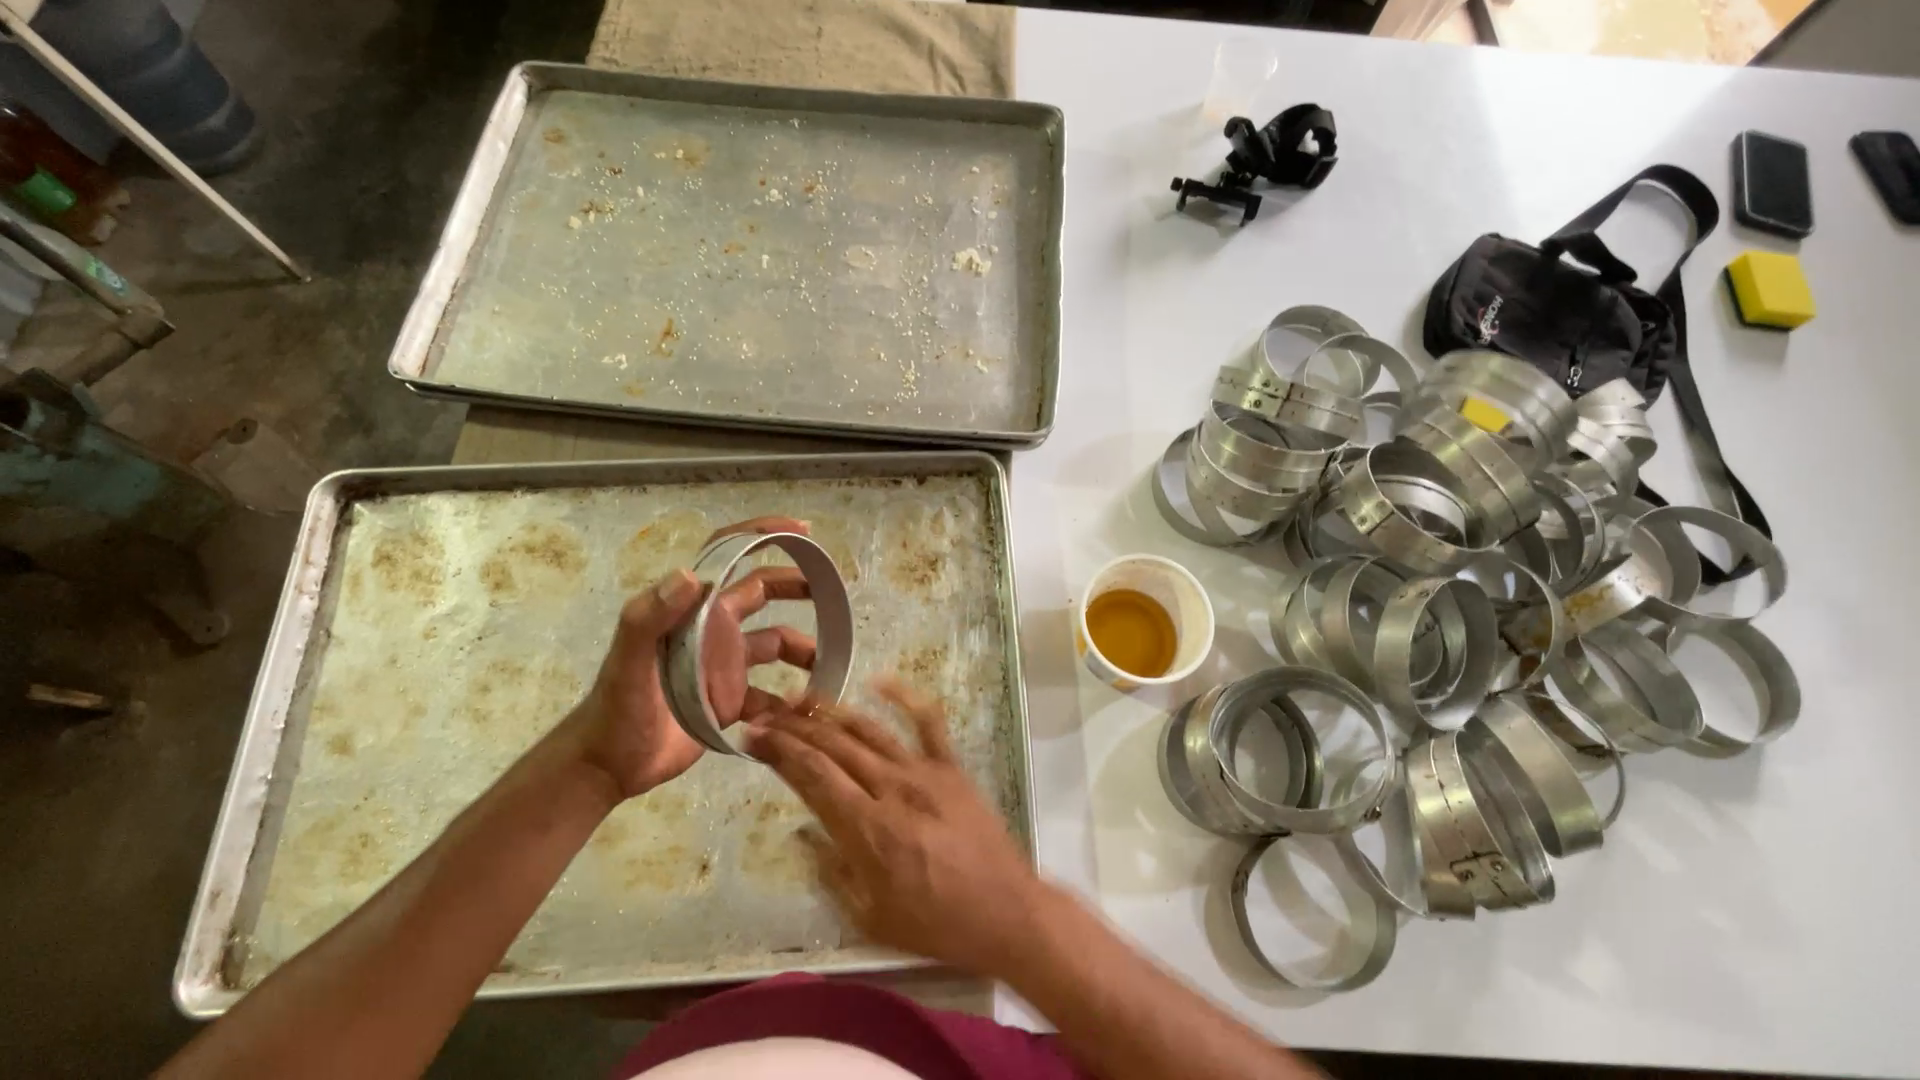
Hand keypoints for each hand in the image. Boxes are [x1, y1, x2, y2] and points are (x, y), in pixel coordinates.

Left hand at [569, 516, 816, 799]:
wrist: (607, 766)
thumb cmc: (616, 709)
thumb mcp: (628, 662)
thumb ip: (649, 618)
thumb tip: (690, 574)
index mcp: (692, 611)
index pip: (727, 557)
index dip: (762, 535)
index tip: (802, 531)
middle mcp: (712, 630)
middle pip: (762, 593)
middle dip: (797, 586)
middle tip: (833, 593)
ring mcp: (723, 666)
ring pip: (775, 645)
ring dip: (804, 650)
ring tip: (831, 665)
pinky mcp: (730, 702)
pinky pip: (771, 694)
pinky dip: (791, 700)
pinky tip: (807, 711)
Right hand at [746, 680, 1050, 977]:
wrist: (1005, 913)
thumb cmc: (935, 924)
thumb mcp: (870, 915)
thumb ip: (832, 871)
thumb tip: (802, 834)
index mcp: (866, 828)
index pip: (812, 774)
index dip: (778, 751)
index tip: (752, 736)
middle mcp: (891, 789)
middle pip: (833, 745)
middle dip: (794, 726)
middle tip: (765, 713)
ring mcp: (925, 773)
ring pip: (870, 730)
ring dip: (833, 710)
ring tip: (802, 698)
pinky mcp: (952, 769)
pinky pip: (929, 723)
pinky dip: (905, 697)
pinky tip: (879, 680)